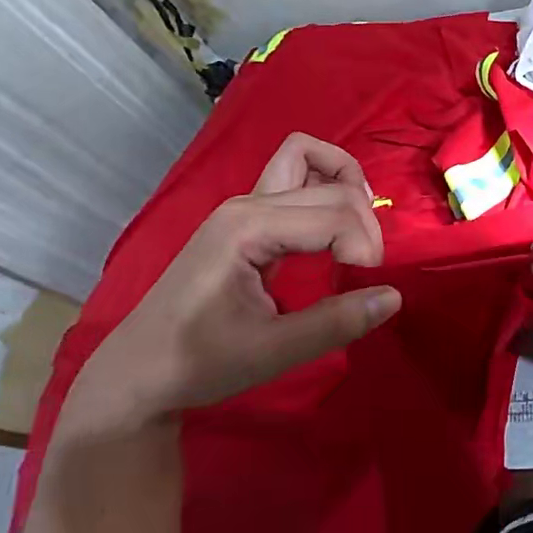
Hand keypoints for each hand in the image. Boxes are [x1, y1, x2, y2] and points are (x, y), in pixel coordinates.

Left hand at [63, 134, 401, 432]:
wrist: (138, 373)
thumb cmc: (199, 363)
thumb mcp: (272, 352)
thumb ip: (336, 323)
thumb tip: (394, 296)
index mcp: (249, 228)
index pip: (335, 213)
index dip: (366, 247)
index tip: (370, 288)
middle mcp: (247, 204)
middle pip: (330, 185)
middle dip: (363, 222)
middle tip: (366, 272)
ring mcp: (243, 206)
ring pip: (308, 159)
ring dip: (345, 183)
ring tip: (361, 230)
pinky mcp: (245, 219)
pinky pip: (294, 176)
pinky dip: (325, 186)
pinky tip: (336, 226)